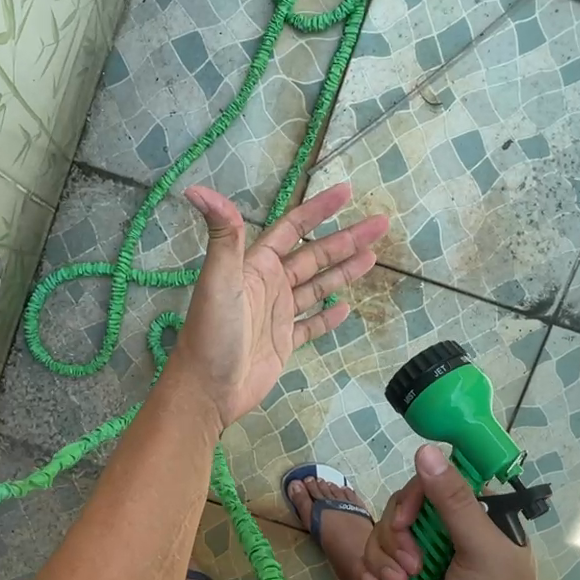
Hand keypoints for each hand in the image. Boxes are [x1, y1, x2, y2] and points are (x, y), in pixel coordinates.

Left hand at [168, 183, 383, 427]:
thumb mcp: (219, 280)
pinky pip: (310, 326)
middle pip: (314, 256)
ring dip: (344, 272)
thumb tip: (198, 190)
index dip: (318, 210)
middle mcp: (269, 287)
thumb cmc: (212, 333)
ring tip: (374, 257)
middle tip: (381, 224)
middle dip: (346, 239)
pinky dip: (328, 317)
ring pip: (317, 287)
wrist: (207, 389)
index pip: (292, 229)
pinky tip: (347, 307)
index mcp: (256, 267)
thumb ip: (223, 236)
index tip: (347, 192)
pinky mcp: (282, 344)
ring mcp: (277, 316)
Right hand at [361, 444, 557, 579]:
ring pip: (382, 536)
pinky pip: (374, 562)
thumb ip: (452, 501)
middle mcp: (448, 533)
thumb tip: (425, 449)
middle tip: (411, 566)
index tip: (407, 520)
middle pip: (400, 509)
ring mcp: (424, 559)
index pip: (434, 484)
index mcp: (477, 519)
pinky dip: (371, 574)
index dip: (413, 496)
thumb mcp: (479, 550)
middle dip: (396, 537)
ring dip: (383, 560)